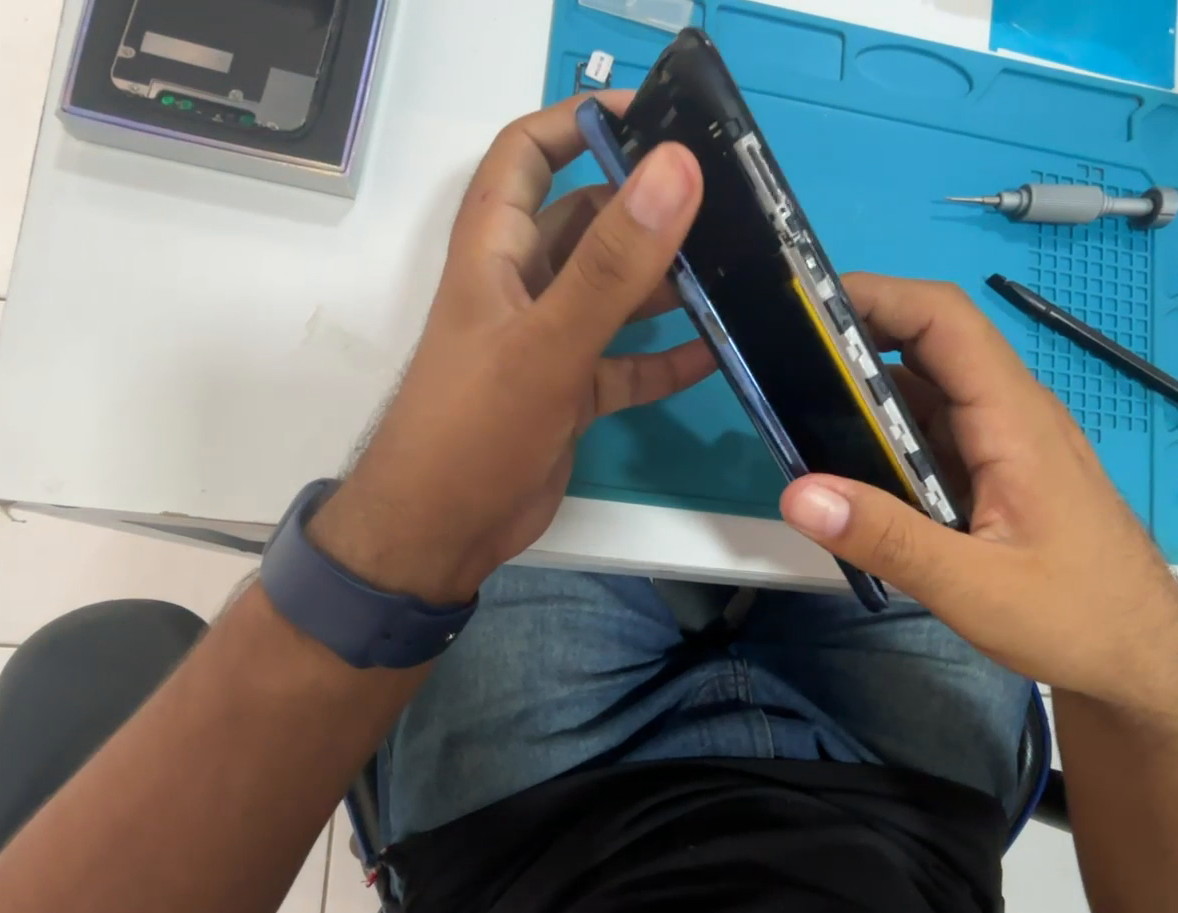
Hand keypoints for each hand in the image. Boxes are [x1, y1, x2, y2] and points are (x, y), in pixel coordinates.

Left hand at [310, 94, 709, 603]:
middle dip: (647, 208)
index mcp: (495, 252)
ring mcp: (547, 343)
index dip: (580, 122)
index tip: (654, 116)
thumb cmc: (476, 428)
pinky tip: (716, 353)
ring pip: (613, 296)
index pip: (529, 155)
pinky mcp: (569, 393)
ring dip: (665, 285)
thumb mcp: (546, 342)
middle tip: (724, 201)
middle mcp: (522, 287)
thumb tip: (673, 170)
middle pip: (587, 224)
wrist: (443, 531)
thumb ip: (611, 264)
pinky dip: (665, 359)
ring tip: (734, 272)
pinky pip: (626, 364)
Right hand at [778, 275, 1177, 713]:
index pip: (946, 320)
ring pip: (928, 393)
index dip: (879, 295)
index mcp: (1014, 419)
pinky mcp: (996, 474)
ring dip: (867, 393)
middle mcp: (1010, 415)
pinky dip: (885, 436)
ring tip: (797, 406)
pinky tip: (847, 466)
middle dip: (856, 340)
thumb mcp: (972, 585)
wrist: (1139, 659)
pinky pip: (933, 434)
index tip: (807, 304)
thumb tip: (797, 494)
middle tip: (782, 359)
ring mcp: (1004, 444)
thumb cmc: (1075, 618)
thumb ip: (885, 538)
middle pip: (931, 347)